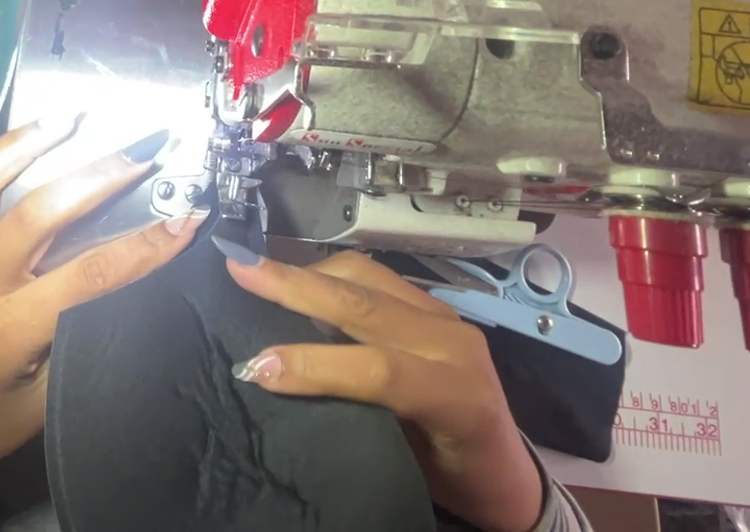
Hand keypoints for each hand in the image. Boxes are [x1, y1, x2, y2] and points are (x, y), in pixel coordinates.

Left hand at [0, 118, 203, 480]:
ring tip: (73, 118)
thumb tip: (138, 274)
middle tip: (143, 154)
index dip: (141, 248)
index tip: (184, 221)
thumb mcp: (49, 393)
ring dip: (32, 145)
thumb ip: (86, 334)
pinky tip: (29, 132)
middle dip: (98, 180)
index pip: (85, 279)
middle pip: (38, 216)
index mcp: (4, 334)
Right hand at [222, 247, 542, 531]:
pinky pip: (374, 276)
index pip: (379, 370)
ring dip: (309, 272)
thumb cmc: (455, 479)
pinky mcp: (432, 303)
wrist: (508, 470)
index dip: (316, 365)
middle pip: (366, 305)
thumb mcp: (408, 463)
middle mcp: (452, 343)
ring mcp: (444, 316)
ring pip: (366, 276)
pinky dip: (329, 274)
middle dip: (297, 286)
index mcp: (456, 396)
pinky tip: (299, 281)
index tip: (259, 367)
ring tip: (261, 274)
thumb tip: (283, 383)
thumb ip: (356, 417)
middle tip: (241, 269)